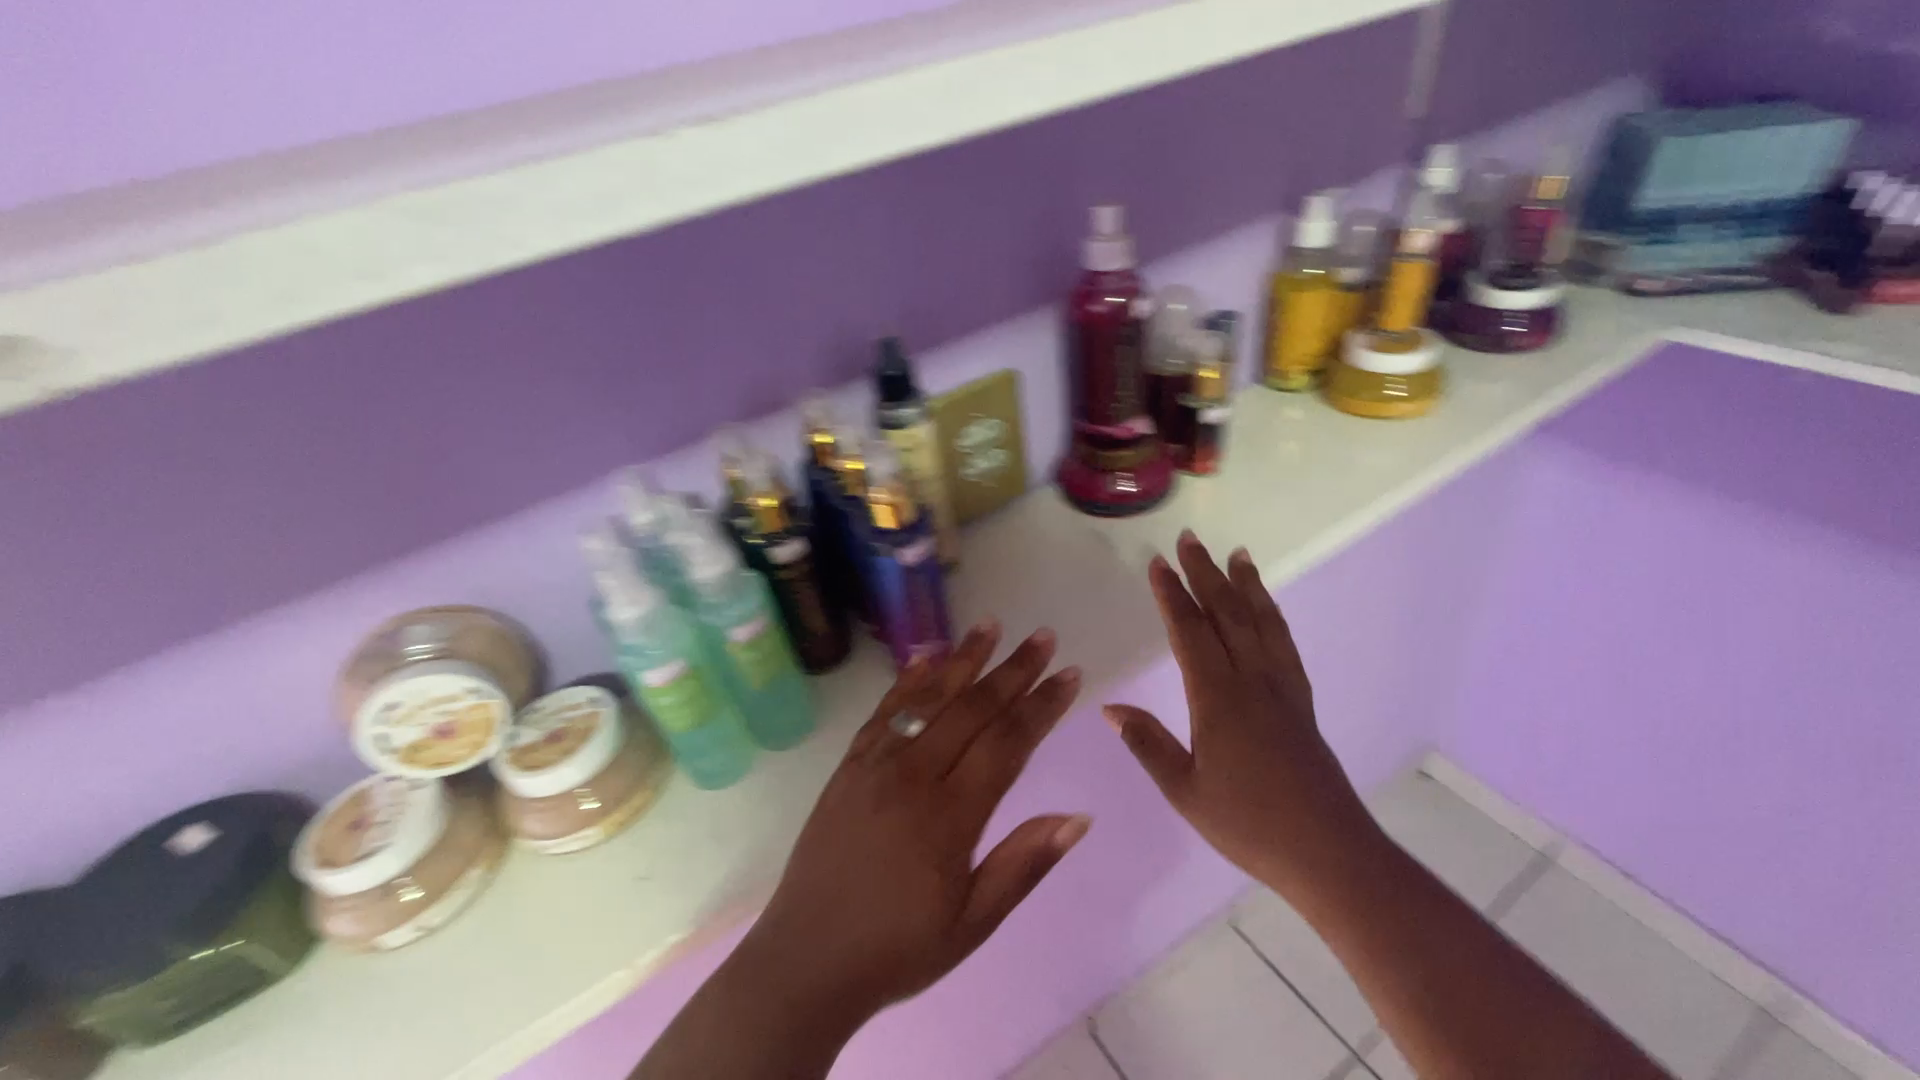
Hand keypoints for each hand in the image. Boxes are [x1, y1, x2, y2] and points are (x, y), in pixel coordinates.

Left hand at [740, 620, 1089, 1019]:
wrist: (806, 960)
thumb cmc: (898, 949)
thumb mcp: (972, 923)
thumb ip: (1024, 864)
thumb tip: (1078, 817)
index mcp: (950, 817)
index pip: (1007, 744)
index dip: (1042, 706)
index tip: (1069, 674)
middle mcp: (912, 778)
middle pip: (971, 710)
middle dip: (1011, 671)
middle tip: (1042, 637)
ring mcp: (873, 768)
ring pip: (926, 701)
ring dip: (961, 660)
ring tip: (989, 625)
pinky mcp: (846, 770)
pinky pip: (882, 714)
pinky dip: (907, 683)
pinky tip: (924, 660)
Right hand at [1106, 531, 1381, 903]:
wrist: (1327, 851)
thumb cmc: (1248, 824)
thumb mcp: (1185, 790)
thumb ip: (1148, 745)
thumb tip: (1110, 709)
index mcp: (1218, 699)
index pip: (1190, 633)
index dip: (1172, 597)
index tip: (1158, 564)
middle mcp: (1253, 682)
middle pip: (1228, 615)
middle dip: (1206, 575)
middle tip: (1191, 540)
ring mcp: (1283, 690)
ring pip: (1262, 624)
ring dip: (1246, 586)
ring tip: (1237, 555)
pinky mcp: (1301, 704)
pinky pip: (1285, 645)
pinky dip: (1273, 617)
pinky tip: (1267, 611)